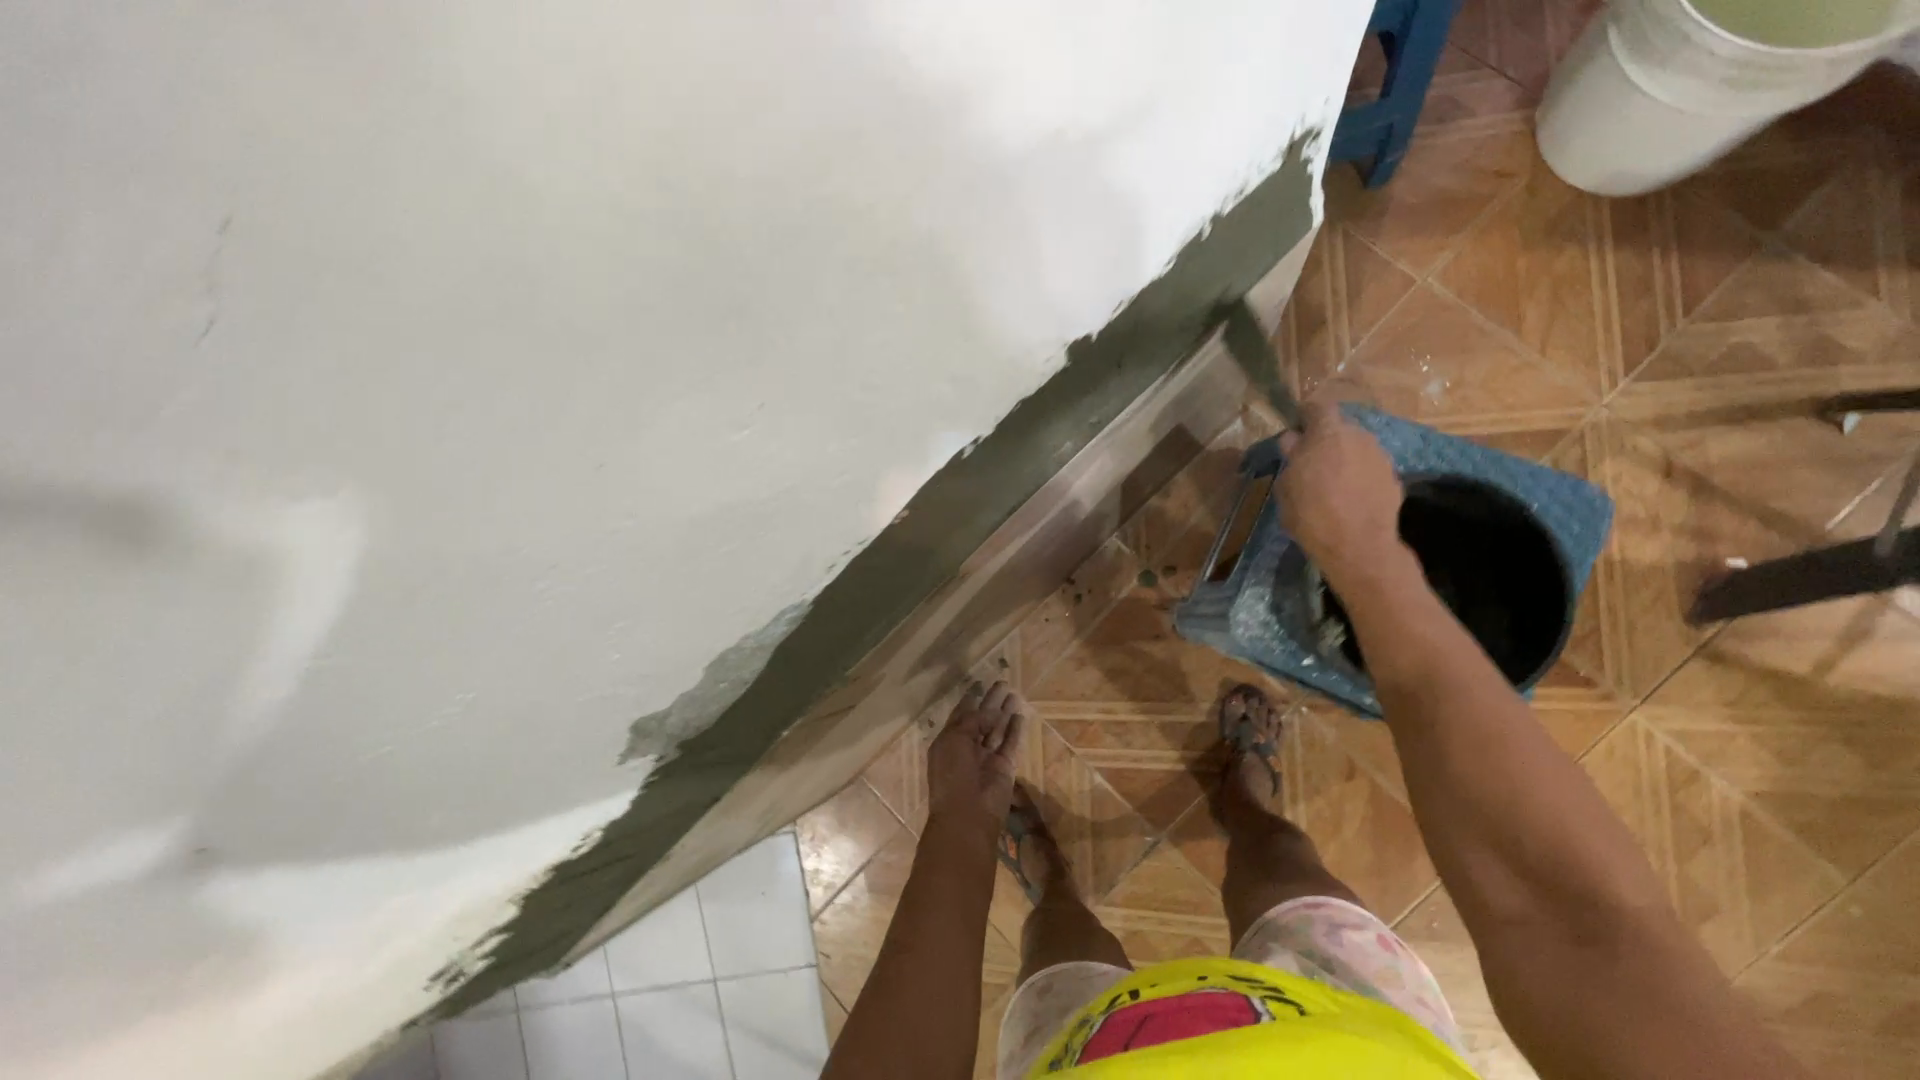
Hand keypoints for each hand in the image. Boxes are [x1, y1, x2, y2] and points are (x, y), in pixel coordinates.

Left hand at [925, 679, 1027, 836]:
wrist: (968, 813)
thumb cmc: (953, 773)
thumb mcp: (954, 740)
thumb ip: (973, 721)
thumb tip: (992, 712)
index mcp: (948, 741)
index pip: (960, 716)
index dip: (969, 700)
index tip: (978, 684)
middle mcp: (967, 748)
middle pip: (981, 719)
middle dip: (991, 701)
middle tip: (1003, 682)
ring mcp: (987, 757)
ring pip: (997, 729)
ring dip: (1005, 712)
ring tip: (1014, 693)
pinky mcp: (1005, 766)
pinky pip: (1010, 743)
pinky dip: (1015, 730)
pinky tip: (1020, 715)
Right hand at [1275, 400, 1410, 591]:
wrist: (1358, 546)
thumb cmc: (1312, 514)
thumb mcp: (1286, 487)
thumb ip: (1291, 457)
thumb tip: (1293, 440)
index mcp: (1328, 433)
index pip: (1318, 407)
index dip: (1306, 416)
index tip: (1297, 432)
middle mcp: (1359, 436)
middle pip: (1340, 428)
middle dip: (1326, 440)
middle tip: (1312, 463)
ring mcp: (1380, 456)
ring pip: (1357, 448)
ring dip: (1345, 458)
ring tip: (1333, 483)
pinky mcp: (1393, 477)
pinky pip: (1370, 468)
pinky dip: (1360, 476)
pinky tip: (1352, 498)